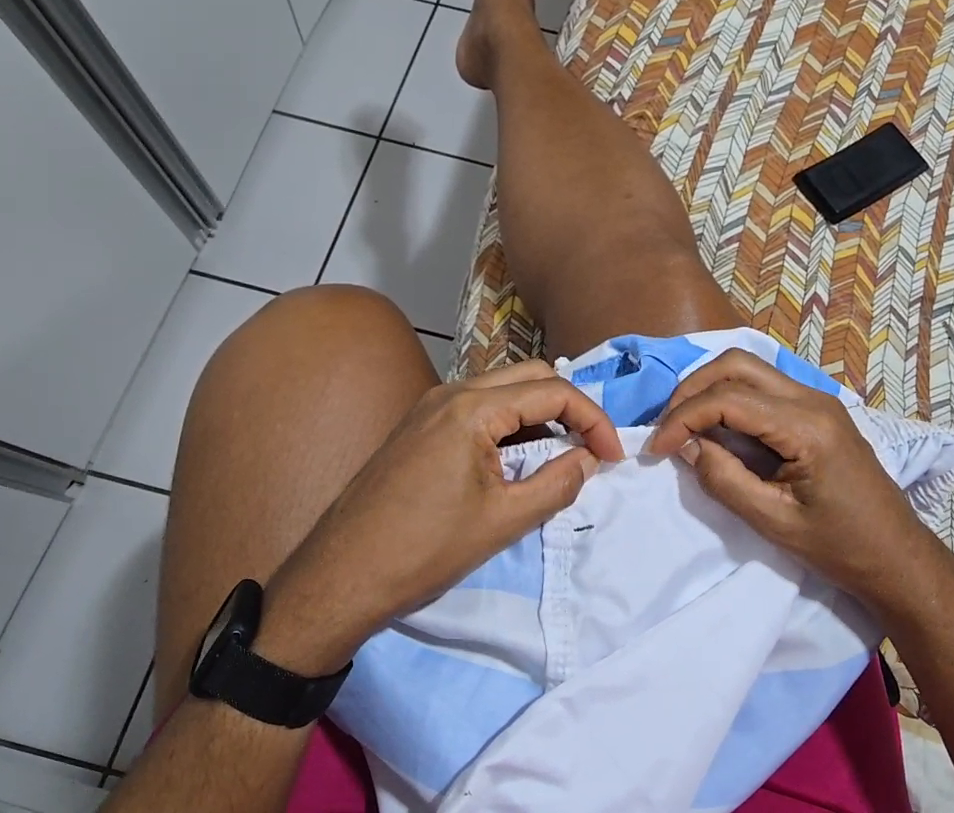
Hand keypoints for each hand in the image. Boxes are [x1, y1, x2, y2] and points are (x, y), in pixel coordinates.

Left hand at [254, 360, 623, 674]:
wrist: (340, 577)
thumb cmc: (424, 551)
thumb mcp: (503, 522)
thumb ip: (557, 483)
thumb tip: (588, 459)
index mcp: (472, 408)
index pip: (552, 391)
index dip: (592, 420)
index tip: (613, 457)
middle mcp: (450, 392)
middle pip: (529, 377)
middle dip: (568, 408)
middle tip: (589, 451)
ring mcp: (428, 407)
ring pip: (501, 391)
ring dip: (536, 417)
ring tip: (555, 462)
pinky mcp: (416, 427)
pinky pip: (475, 409)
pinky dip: (506, 426)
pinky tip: (512, 465)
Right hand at [644, 349, 923, 600]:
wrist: (897, 557)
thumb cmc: (841, 547)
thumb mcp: (775, 523)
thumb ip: (725, 481)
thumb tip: (687, 447)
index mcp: (806, 426)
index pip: (728, 398)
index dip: (684, 417)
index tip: (657, 449)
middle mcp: (812, 399)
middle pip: (736, 364)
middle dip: (692, 390)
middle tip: (667, 429)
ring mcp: (817, 400)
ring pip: (748, 369)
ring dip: (709, 389)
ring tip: (684, 427)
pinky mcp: (816, 410)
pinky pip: (763, 387)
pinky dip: (729, 398)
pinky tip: (714, 429)